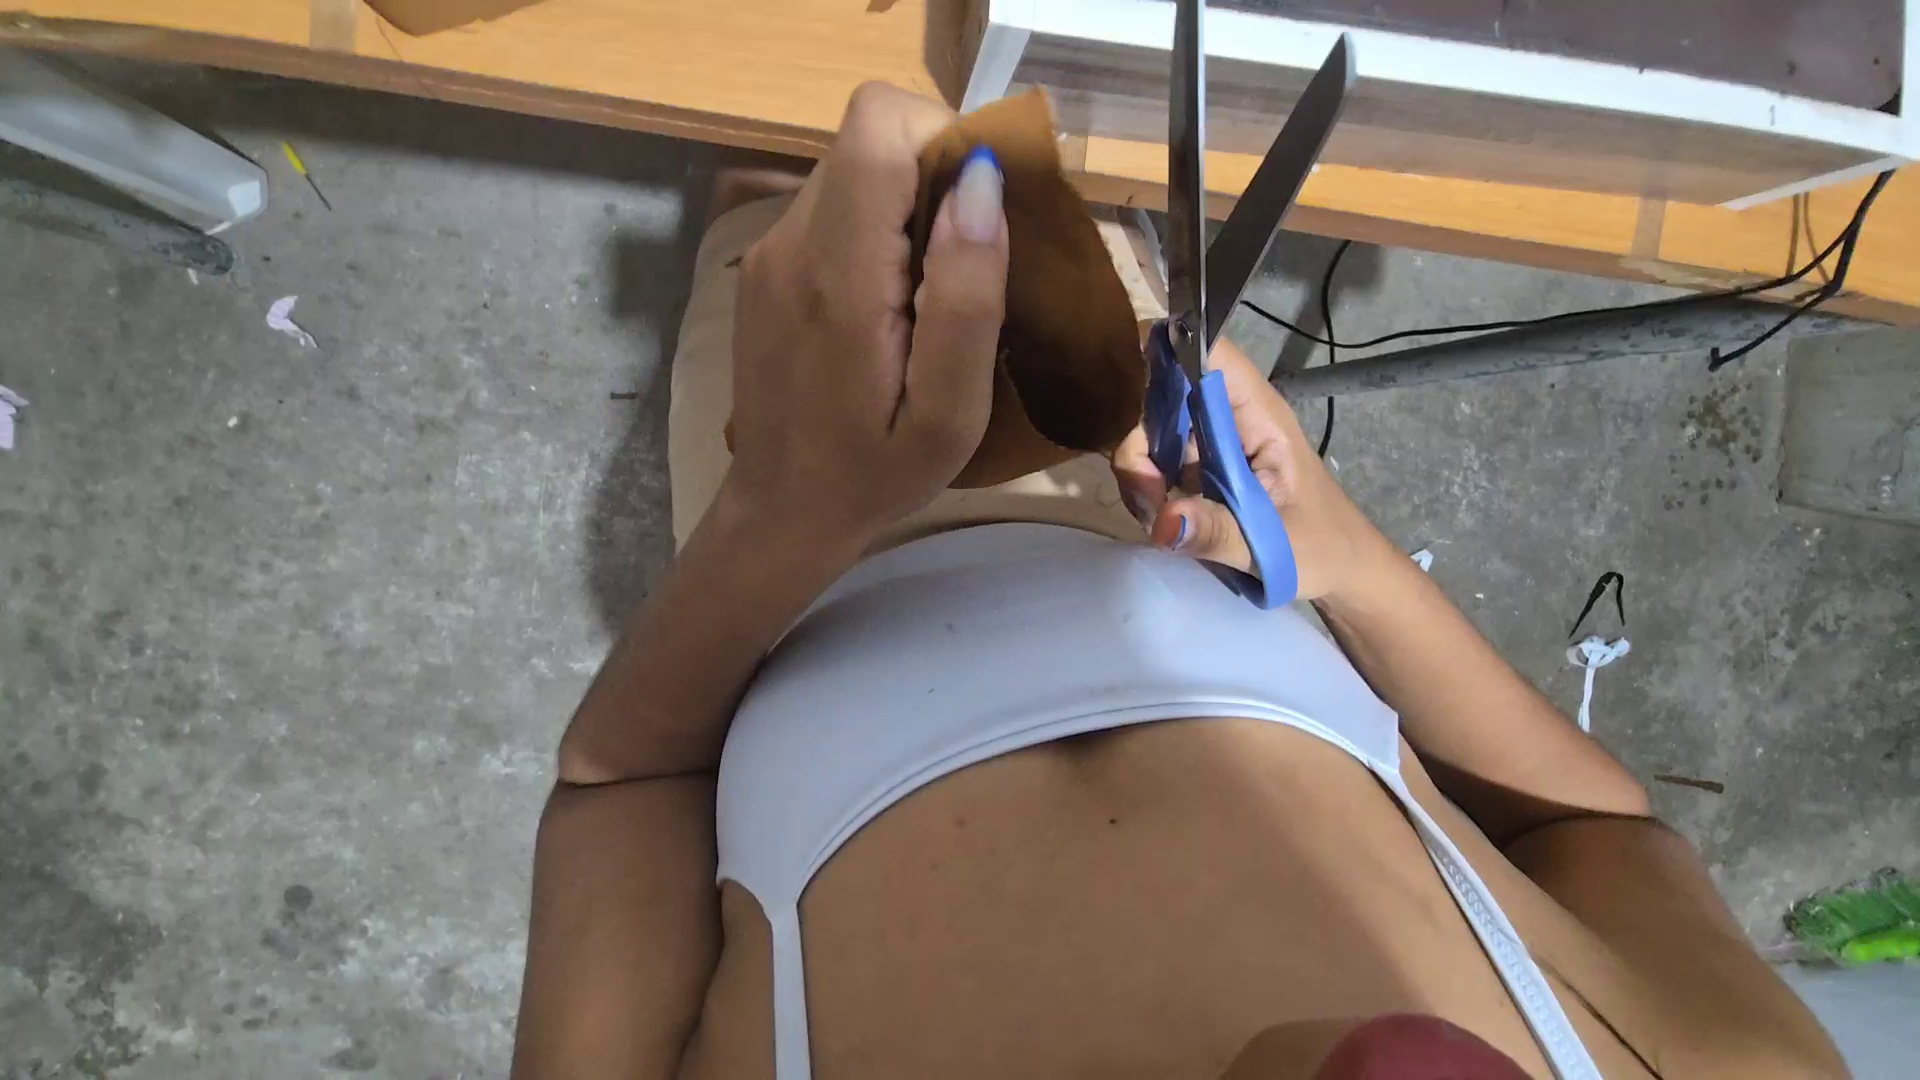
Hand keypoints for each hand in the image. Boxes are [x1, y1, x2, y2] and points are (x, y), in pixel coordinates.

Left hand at [724, 83, 1009, 549]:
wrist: (783, 512)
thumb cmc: (875, 475)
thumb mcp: (949, 413)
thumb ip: (968, 298)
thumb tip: (981, 183)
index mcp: (839, 274)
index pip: (879, 124)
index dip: (943, 140)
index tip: (980, 213)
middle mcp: (790, 244)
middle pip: (866, 141)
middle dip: (931, 178)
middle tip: (961, 268)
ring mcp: (768, 255)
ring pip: (849, 173)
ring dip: (904, 211)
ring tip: (925, 298)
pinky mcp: (764, 273)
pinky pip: (830, 213)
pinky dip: (873, 234)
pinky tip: (886, 309)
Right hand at [1110, 338, 1391, 601]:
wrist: (1340, 573)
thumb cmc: (1323, 548)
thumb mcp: (1274, 544)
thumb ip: (1216, 532)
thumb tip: (1162, 521)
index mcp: (1259, 418)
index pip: (1214, 357)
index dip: (1173, 349)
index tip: (1135, 380)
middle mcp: (1227, 423)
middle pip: (1163, 402)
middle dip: (1142, 448)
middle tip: (1151, 500)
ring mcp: (1207, 449)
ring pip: (1151, 440)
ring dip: (1140, 479)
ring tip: (1159, 523)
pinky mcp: (1196, 476)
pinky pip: (1155, 470)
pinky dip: (1146, 496)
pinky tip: (1161, 525)